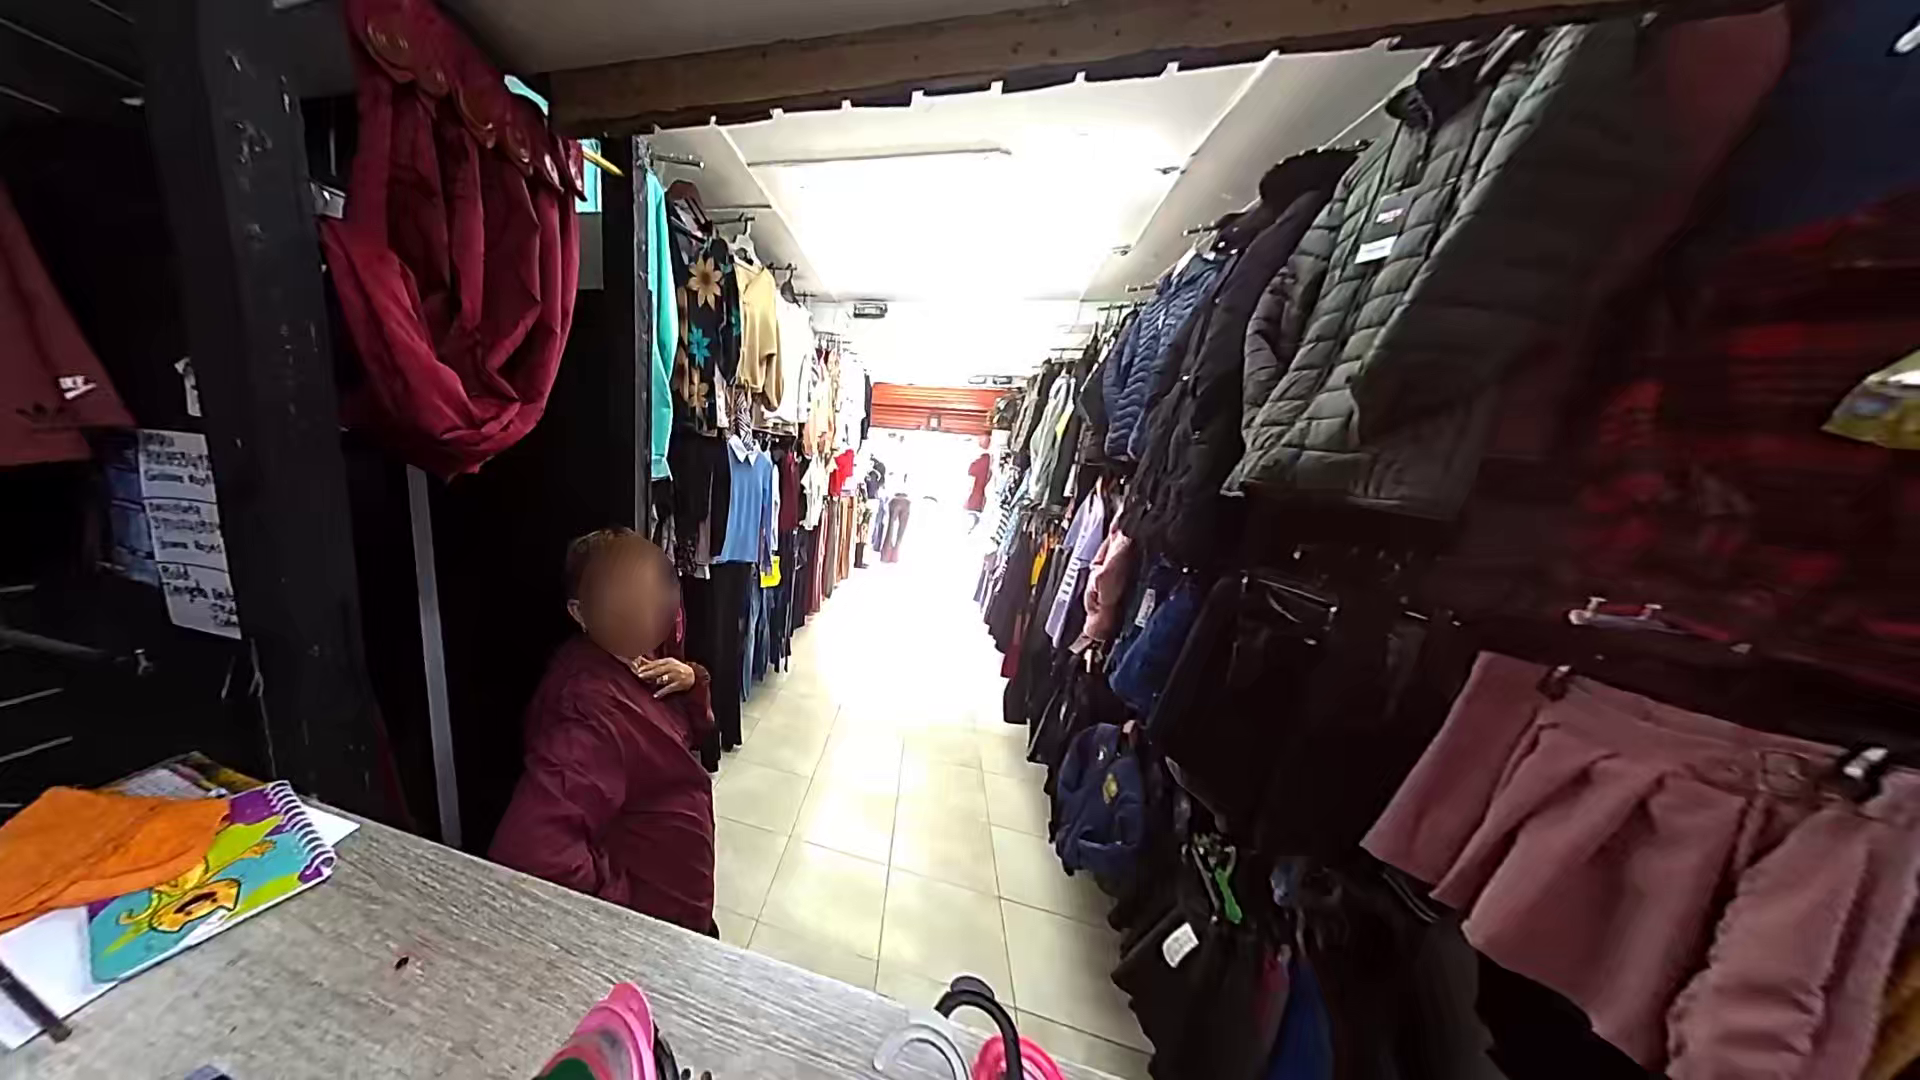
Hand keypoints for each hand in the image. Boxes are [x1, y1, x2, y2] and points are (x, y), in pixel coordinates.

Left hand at [633, 657, 696, 697]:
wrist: (693, 677)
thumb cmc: (676, 671)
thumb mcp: (667, 665)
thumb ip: (654, 664)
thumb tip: (639, 660)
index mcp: (669, 661)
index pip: (657, 663)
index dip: (647, 666)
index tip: (638, 670)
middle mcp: (674, 667)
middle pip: (659, 669)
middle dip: (649, 672)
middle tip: (640, 675)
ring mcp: (678, 675)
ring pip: (665, 677)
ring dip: (657, 679)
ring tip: (648, 681)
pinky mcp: (680, 684)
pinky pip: (669, 688)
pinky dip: (662, 692)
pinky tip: (655, 696)